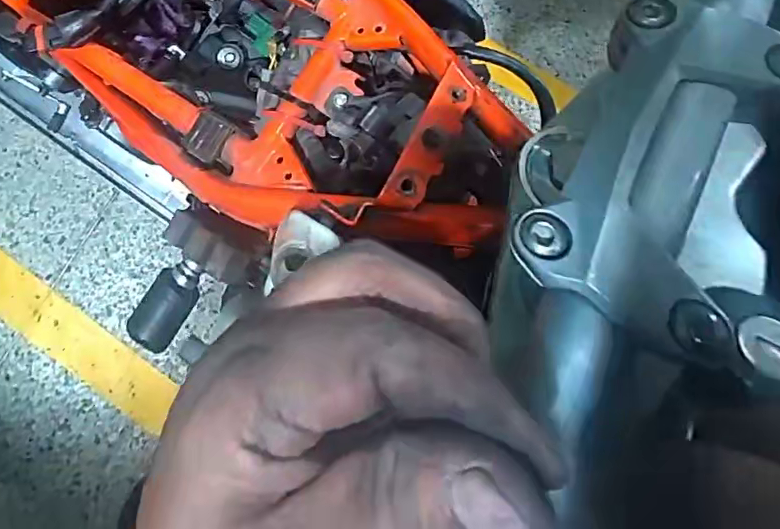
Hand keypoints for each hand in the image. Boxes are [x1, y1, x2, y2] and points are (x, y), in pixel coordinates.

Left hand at [137, 242, 563, 528]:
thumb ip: (390, 504)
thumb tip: (508, 489)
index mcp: (246, 380)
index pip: (375, 345)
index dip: (465, 389)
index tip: (533, 456)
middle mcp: (254, 331)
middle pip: (366, 275)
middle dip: (449, 326)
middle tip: (502, 410)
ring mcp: (265, 329)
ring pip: (363, 277)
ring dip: (430, 319)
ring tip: (475, 393)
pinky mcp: (279, 345)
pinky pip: (352, 305)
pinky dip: (406, 331)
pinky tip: (430, 388)